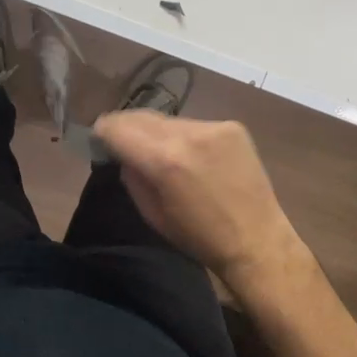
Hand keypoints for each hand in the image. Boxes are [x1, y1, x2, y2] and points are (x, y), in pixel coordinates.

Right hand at [92, 111, 306, 287]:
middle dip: (126, 128)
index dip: (102, 132)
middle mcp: (187, 134)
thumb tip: (122, 153)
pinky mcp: (232, 126)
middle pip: (140, 116)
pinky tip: (193, 157)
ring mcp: (213, 126)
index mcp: (164, 160)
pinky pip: (194, 125)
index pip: (117, 127)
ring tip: (161, 152)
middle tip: (120, 142)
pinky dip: (185, 137)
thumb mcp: (152, 214)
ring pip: (168, 120)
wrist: (257, 241)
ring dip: (157, 132)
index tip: (99, 140)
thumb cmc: (199, 237)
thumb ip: (132, 176)